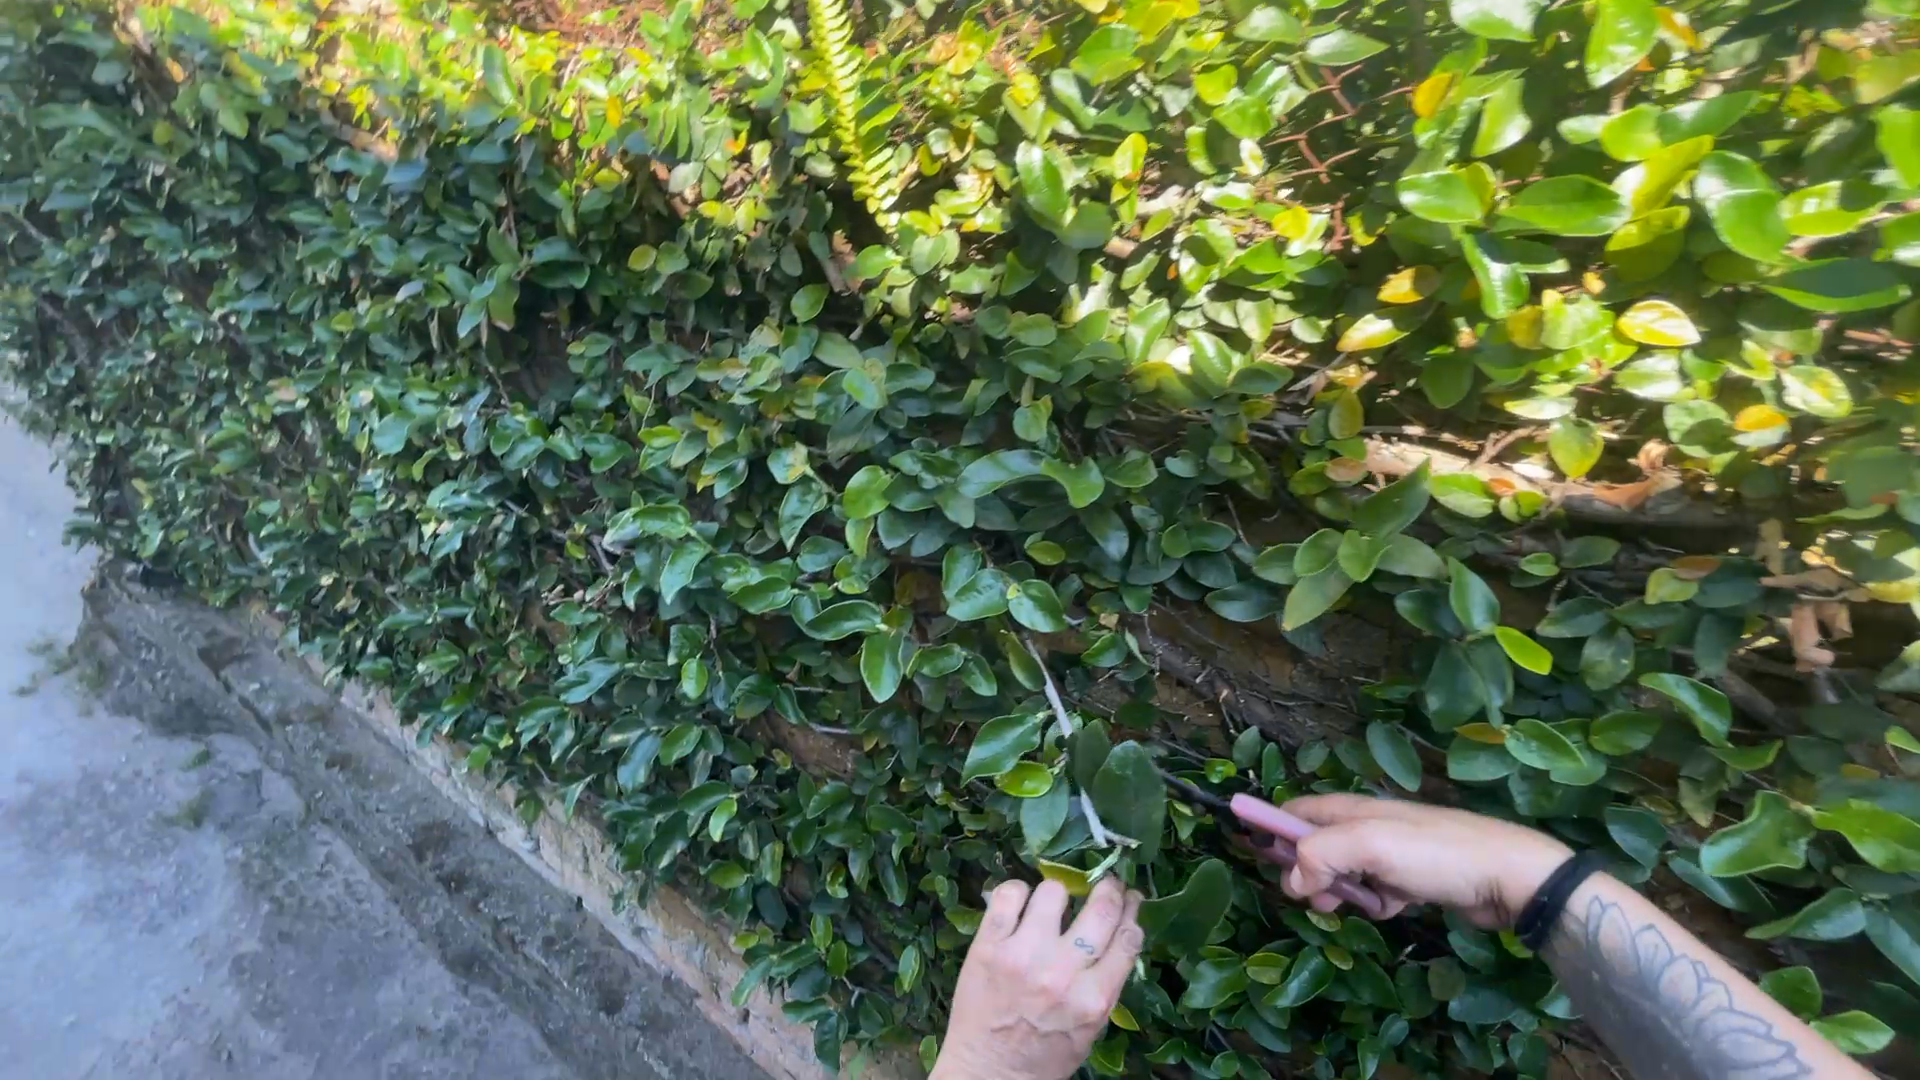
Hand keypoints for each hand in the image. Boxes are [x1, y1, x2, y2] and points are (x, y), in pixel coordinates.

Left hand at [930, 876, 1142, 1079]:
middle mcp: (1062, 973)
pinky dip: (1018, 890)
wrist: (988, 1073)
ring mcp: (1024, 955)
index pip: (1127, 939)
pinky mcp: (989, 945)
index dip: (1132, 910)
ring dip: (1058, 892)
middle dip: (1109, 888)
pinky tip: (1020, 901)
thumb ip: (1106, 983)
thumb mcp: (1090, 1028)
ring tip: (1052, 903)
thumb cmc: (1044, 1053)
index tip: (1132, 896)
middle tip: (1107, 882)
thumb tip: (1122, 931)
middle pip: (1100, 909)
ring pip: (1054, 891)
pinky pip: (1009, 894)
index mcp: (1094, 999)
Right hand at [1279, 794, 1571, 927]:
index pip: (1292, 812)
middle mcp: (1362, 825)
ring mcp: (1387, 852)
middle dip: (1304, 870)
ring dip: (1337, 890)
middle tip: (1310, 897)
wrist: (1509, 876)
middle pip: (1313, 844)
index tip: (1263, 859)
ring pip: (1342, 871)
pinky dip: (1372, 901)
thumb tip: (1293, 880)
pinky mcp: (1410, 878)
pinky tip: (1386, 910)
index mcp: (1347, 809)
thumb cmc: (1432, 852)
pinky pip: (1374, 889)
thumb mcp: (1368, 845)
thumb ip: (1319, 855)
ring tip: (1343, 909)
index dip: (1272, 830)